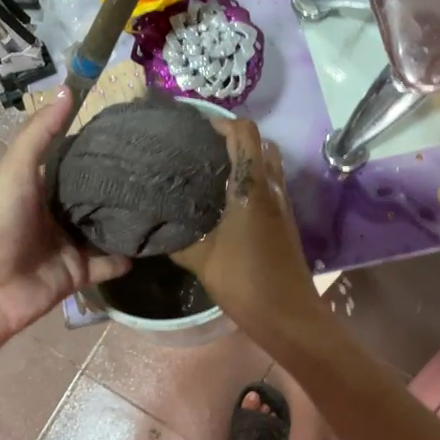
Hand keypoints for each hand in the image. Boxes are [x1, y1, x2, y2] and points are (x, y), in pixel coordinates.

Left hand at [0, 89, 129, 361]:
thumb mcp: (15, 171)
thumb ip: (39, 133)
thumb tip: (67, 88)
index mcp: (34, 186)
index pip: (68, 159)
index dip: (92, 144)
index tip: (126, 127)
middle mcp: (51, 212)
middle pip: (90, 193)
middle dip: (116, 182)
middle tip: (155, 161)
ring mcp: (66, 243)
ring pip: (103, 227)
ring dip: (125, 217)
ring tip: (162, 196)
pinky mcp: (78, 272)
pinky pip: (109, 262)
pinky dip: (127, 256)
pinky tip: (153, 240)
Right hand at [172, 119, 320, 321]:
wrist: (288, 315)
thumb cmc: (244, 281)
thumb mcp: (200, 260)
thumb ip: (176, 239)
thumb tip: (151, 227)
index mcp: (251, 188)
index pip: (245, 134)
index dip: (222, 124)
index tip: (195, 130)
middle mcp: (271, 188)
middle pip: (260, 144)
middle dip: (234, 139)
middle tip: (202, 149)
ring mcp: (282, 204)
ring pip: (268, 164)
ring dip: (245, 160)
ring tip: (212, 171)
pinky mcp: (285, 220)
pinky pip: (270, 185)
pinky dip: (252, 180)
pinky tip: (227, 199)